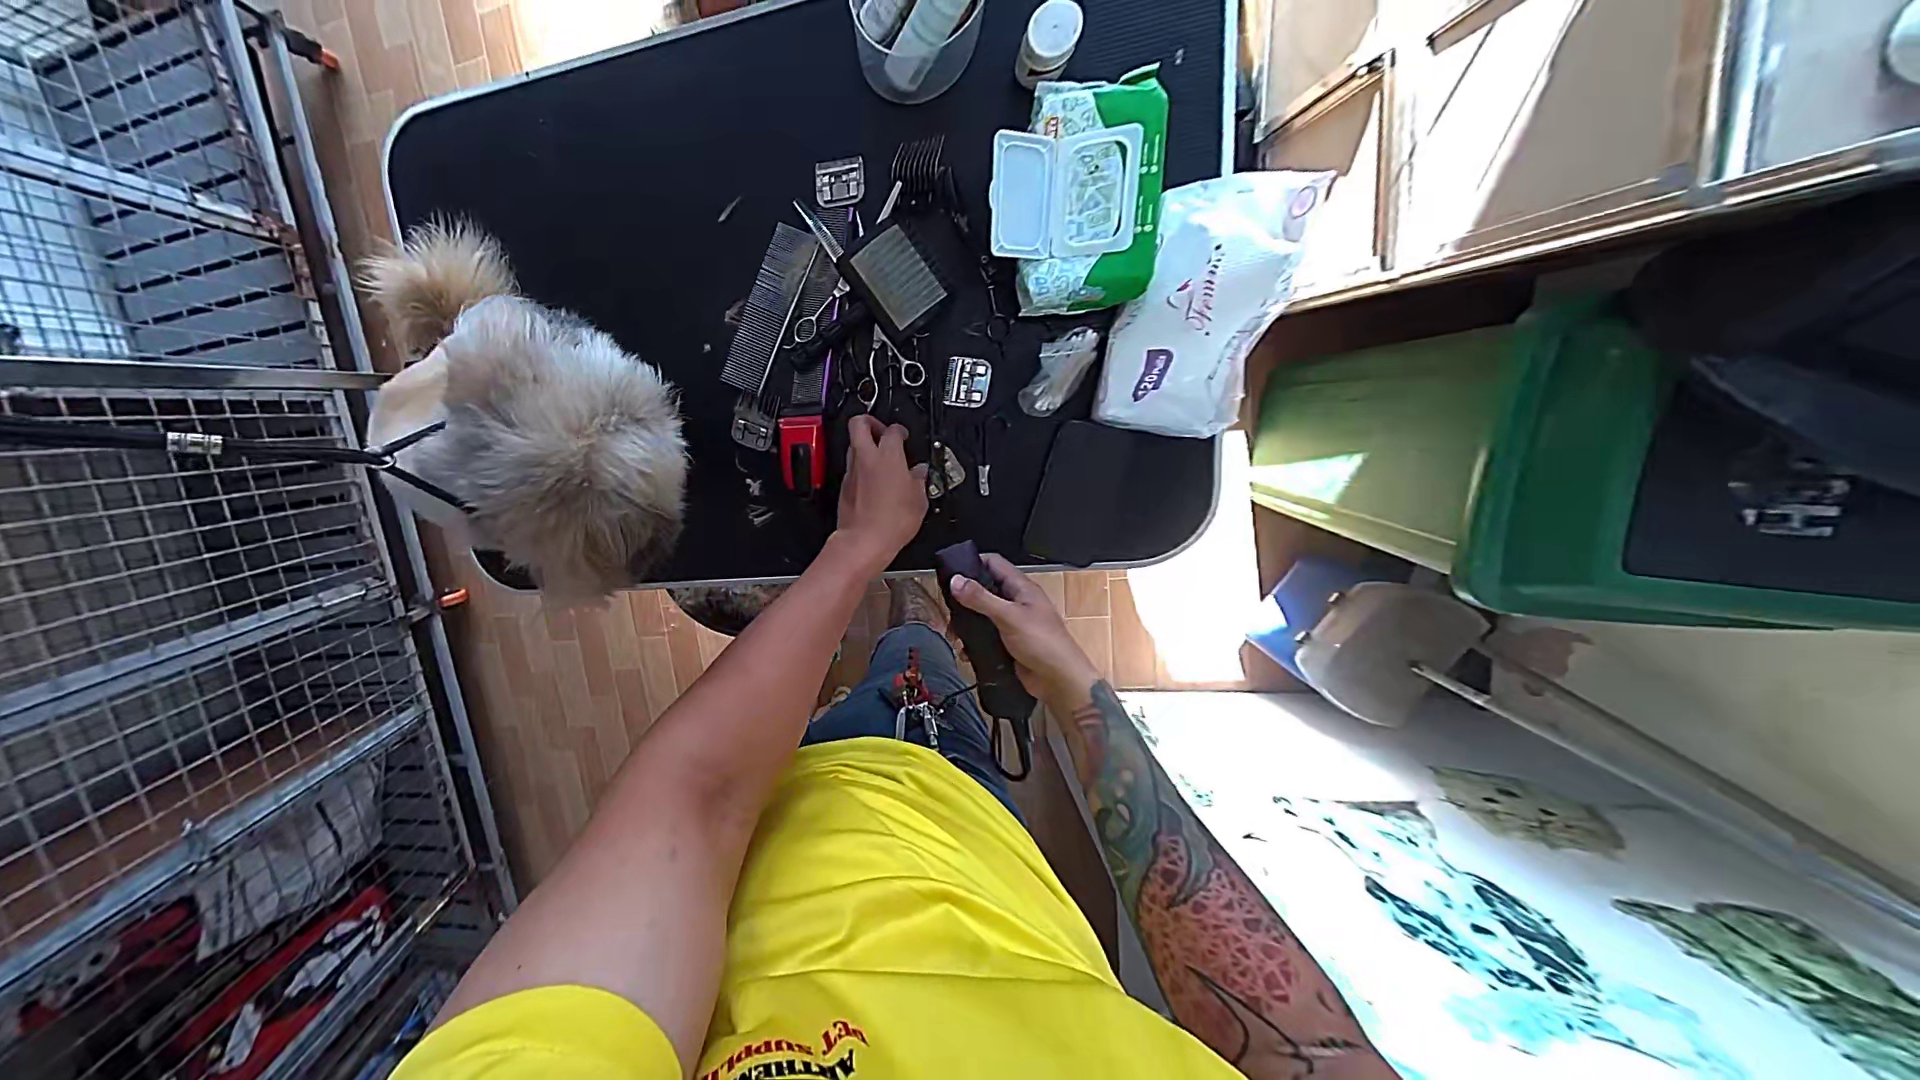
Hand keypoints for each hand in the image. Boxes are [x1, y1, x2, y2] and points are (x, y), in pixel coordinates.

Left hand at [835, 415, 926, 566]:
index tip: (904, 436)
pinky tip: (873, 479)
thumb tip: (920, 473)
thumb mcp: (919, 500)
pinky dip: (861, 466)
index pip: (893, 430)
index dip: (900, 430)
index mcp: (888, 456)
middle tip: (882, 431)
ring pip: (853, 444)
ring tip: (879, 456)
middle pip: (859, 423)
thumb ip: (919, 480)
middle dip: (870, 421)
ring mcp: (852, 471)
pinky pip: (851, 467)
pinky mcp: (844, 486)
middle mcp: (866, 458)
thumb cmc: (891, 522)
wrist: (864, 540)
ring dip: (864, 444)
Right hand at [948, 553, 1100, 703]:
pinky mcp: (1008, 642)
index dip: (973, 563)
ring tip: (954, 630)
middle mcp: (1017, 602)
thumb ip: (981, 598)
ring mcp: (1012, 622)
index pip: (994, 563)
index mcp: (1022, 588)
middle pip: (985, 589)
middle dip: (966, 597)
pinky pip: (986, 635)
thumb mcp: (1009, 616)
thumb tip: (957, 580)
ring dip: (968, 621)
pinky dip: (974, 639)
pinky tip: (966, 648)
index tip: (952, 572)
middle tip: (949, 605)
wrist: (1058, 680)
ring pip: (983, 613)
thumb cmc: (1044, 643)